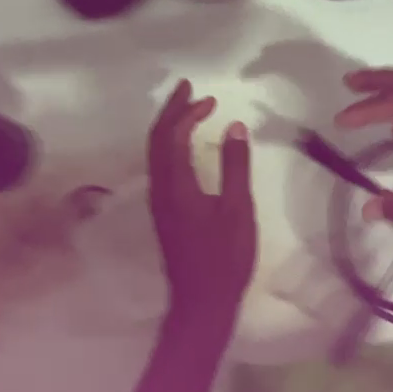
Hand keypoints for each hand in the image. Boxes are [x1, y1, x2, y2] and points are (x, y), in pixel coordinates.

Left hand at [146, 79, 256, 330]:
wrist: (201, 303)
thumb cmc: (224, 257)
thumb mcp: (237, 209)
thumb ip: (234, 166)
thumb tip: (234, 126)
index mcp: (176, 184)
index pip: (173, 135)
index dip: (187, 112)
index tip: (208, 99)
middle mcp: (160, 188)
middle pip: (157, 138)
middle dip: (171, 110)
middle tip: (187, 88)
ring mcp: (158, 201)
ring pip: (155, 151)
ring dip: (168, 126)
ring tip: (187, 109)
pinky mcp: (163, 211)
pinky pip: (159, 164)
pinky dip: (170, 144)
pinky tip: (184, 145)